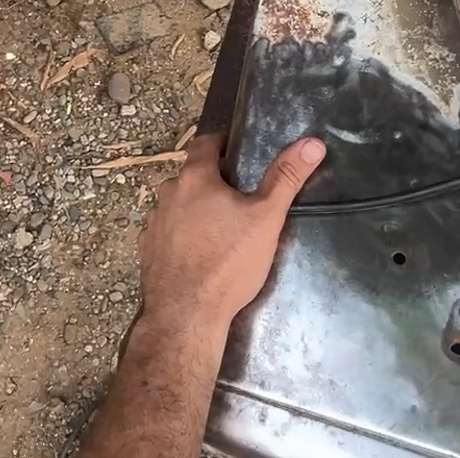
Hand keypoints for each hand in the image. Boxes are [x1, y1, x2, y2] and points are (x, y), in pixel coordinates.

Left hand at [137, 134, 324, 333]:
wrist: (187, 315)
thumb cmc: (229, 261)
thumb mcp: (266, 217)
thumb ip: (286, 178)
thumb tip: (311, 144)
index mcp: (195, 178)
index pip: (204, 143)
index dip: (220, 143)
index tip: (235, 150)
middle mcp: (168, 193)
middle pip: (191, 175)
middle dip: (211, 180)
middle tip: (237, 195)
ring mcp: (154, 221)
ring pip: (177, 203)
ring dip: (193, 207)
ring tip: (218, 226)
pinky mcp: (147, 249)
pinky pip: (166, 230)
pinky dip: (180, 233)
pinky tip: (197, 251)